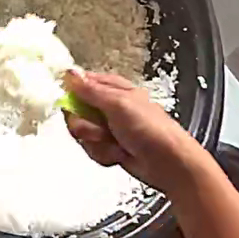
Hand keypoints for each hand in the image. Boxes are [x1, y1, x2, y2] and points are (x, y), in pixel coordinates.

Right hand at [62, 69, 210, 193]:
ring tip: (115, 144)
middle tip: (100, 130)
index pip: (83, 83)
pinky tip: (118, 155)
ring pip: (83, 134)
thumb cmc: (151, 129)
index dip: (73, 94)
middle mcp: (110, 107)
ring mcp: (109, 128)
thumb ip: (90, 90)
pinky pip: (92, 150)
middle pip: (77, 111)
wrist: (169, 164)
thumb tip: (70, 73)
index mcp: (114, 89)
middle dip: (85, 125)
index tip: (70, 104)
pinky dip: (103, 155)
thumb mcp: (118, 104)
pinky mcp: (110, 148)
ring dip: (96, 143)